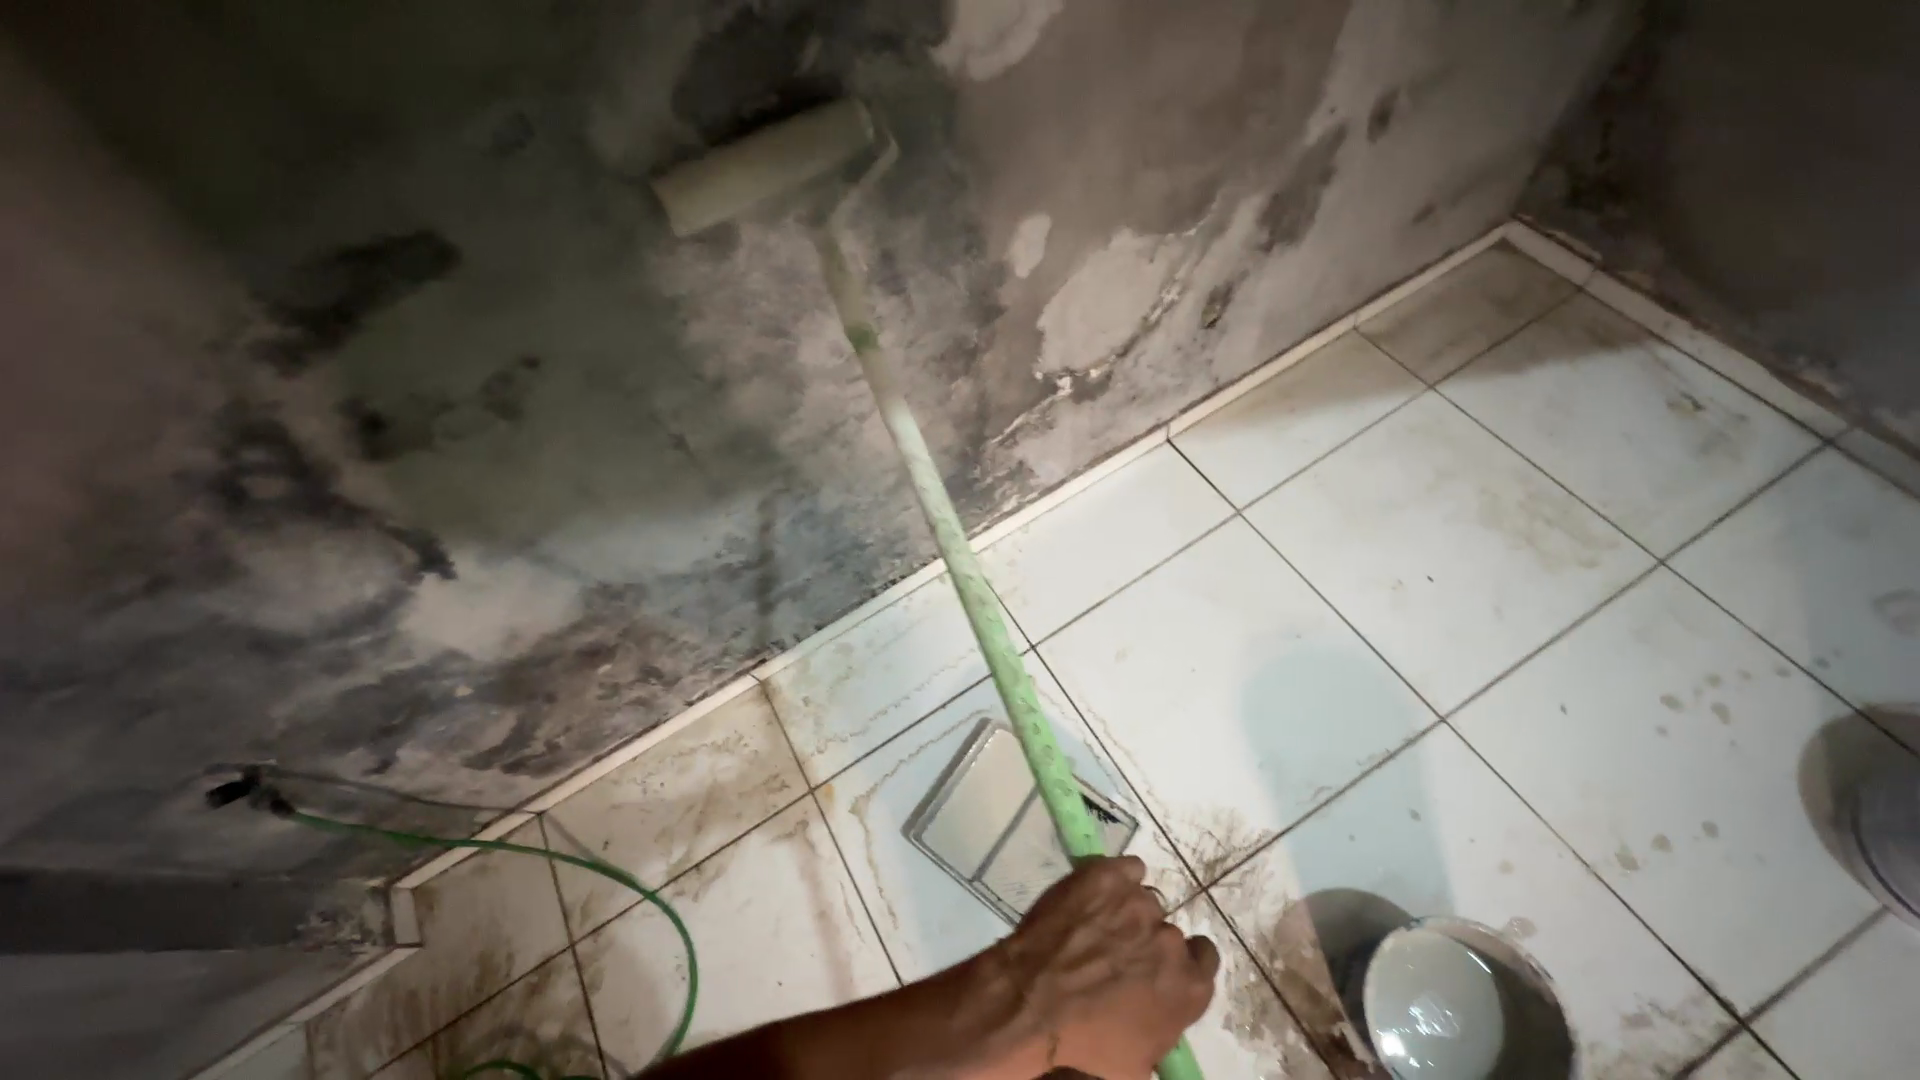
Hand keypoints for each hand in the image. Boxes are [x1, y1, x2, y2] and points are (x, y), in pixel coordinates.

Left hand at [986, 856, 1218, 1078]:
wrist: (1031, 999)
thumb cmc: (1085, 1042)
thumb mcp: (1138, 1066)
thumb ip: (1164, 1038)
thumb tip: (1162, 1030)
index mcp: (1189, 986)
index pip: (1204, 957)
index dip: (1183, 960)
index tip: (1159, 964)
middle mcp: (1170, 940)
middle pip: (1167, 931)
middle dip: (1147, 941)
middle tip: (1117, 953)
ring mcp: (1138, 903)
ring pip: (1143, 901)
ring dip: (1127, 912)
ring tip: (1097, 926)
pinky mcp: (1108, 875)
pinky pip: (1127, 868)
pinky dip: (1118, 878)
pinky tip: (1098, 892)